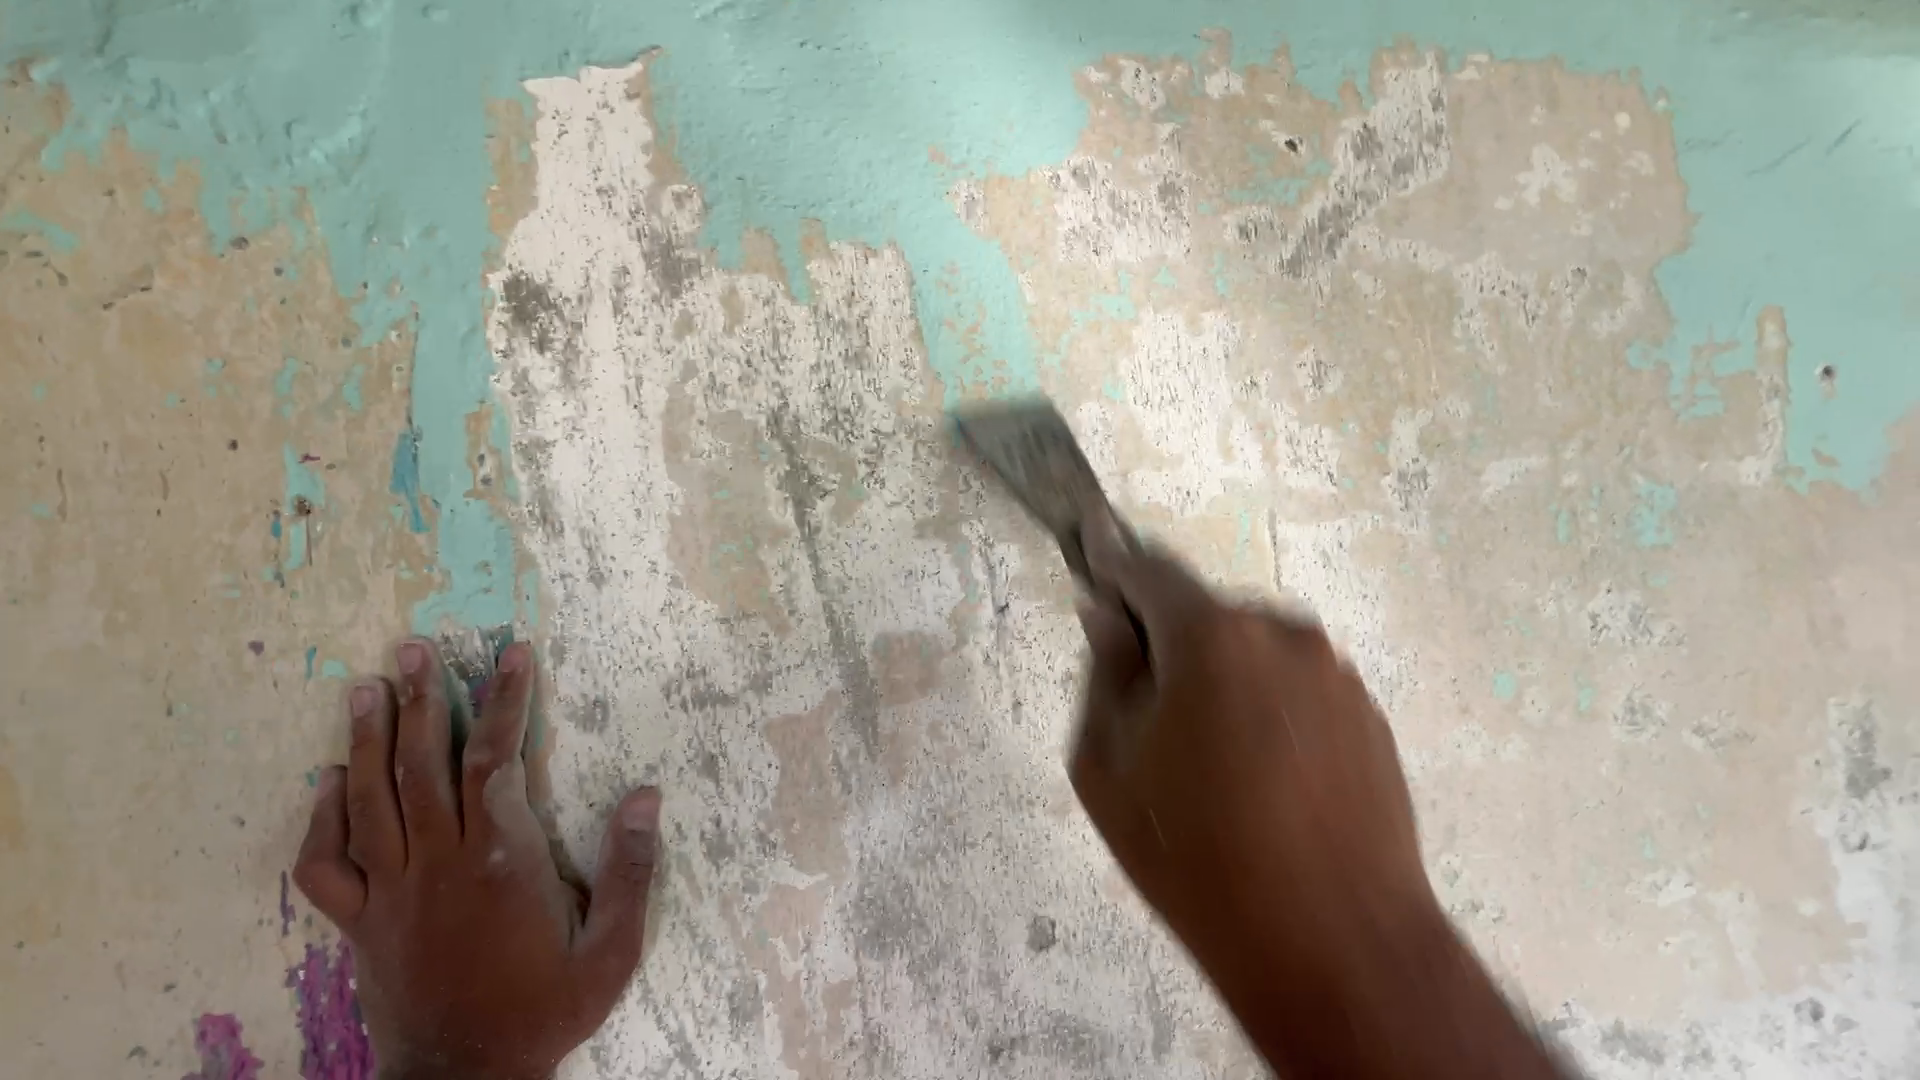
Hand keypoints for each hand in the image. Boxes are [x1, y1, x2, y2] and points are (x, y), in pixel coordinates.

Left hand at [293, 640, 661, 1079]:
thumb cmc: (547, 1007)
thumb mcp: (613, 948)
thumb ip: (632, 869)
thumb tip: (646, 795)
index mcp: (501, 860)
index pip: (498, 760)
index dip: (505, 702)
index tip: (512, 655)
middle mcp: (439, 864)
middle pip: (424, 765)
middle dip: (424, 700)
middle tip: (414, 649)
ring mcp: (392, 893)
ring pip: (370, 801)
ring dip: (368, 739)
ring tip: (366, 687)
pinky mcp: (360, 924)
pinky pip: (326, 866)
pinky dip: (321, 819)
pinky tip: (327, 782)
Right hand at [1070, 513, 1564, 1078]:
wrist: (1332, 943)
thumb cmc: (1195, 853)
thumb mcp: (1107, 766)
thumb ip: (1104, 672)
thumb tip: (1108, 617)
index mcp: (1213, 634)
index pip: (1147, 570)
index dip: (1113, 570)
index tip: (1092, 578)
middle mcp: (1283, 633)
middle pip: (1205, 615)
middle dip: (1171, 644)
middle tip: (1153, 718)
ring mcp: (1335, 672)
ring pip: (1253, 652)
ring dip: (1223, 679)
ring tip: (1215, 762)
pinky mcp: (1369, 713)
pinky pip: (1296, 687)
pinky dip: (1268, 708)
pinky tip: (1265, 778)